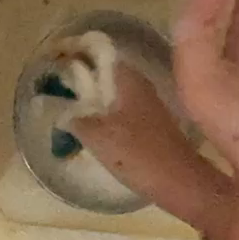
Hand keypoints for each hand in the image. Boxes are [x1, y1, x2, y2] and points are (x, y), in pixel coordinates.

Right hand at [70, 65, 238, 239]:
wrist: (180, 183)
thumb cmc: (138, 153)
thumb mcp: (96, 135)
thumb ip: (75, 119)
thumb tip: (58, 110)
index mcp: (130, 80)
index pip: (103, 56)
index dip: (81, 57)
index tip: (59, 66)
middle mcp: (143, 88)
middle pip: (110, 76)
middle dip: (87, 81)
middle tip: (60, 90)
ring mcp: (151, 109)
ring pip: (117, 96)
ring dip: (97, 101)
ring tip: (72, 110)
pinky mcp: (154, 129)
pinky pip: (125, 113)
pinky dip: (109, 117)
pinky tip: (96, 132)